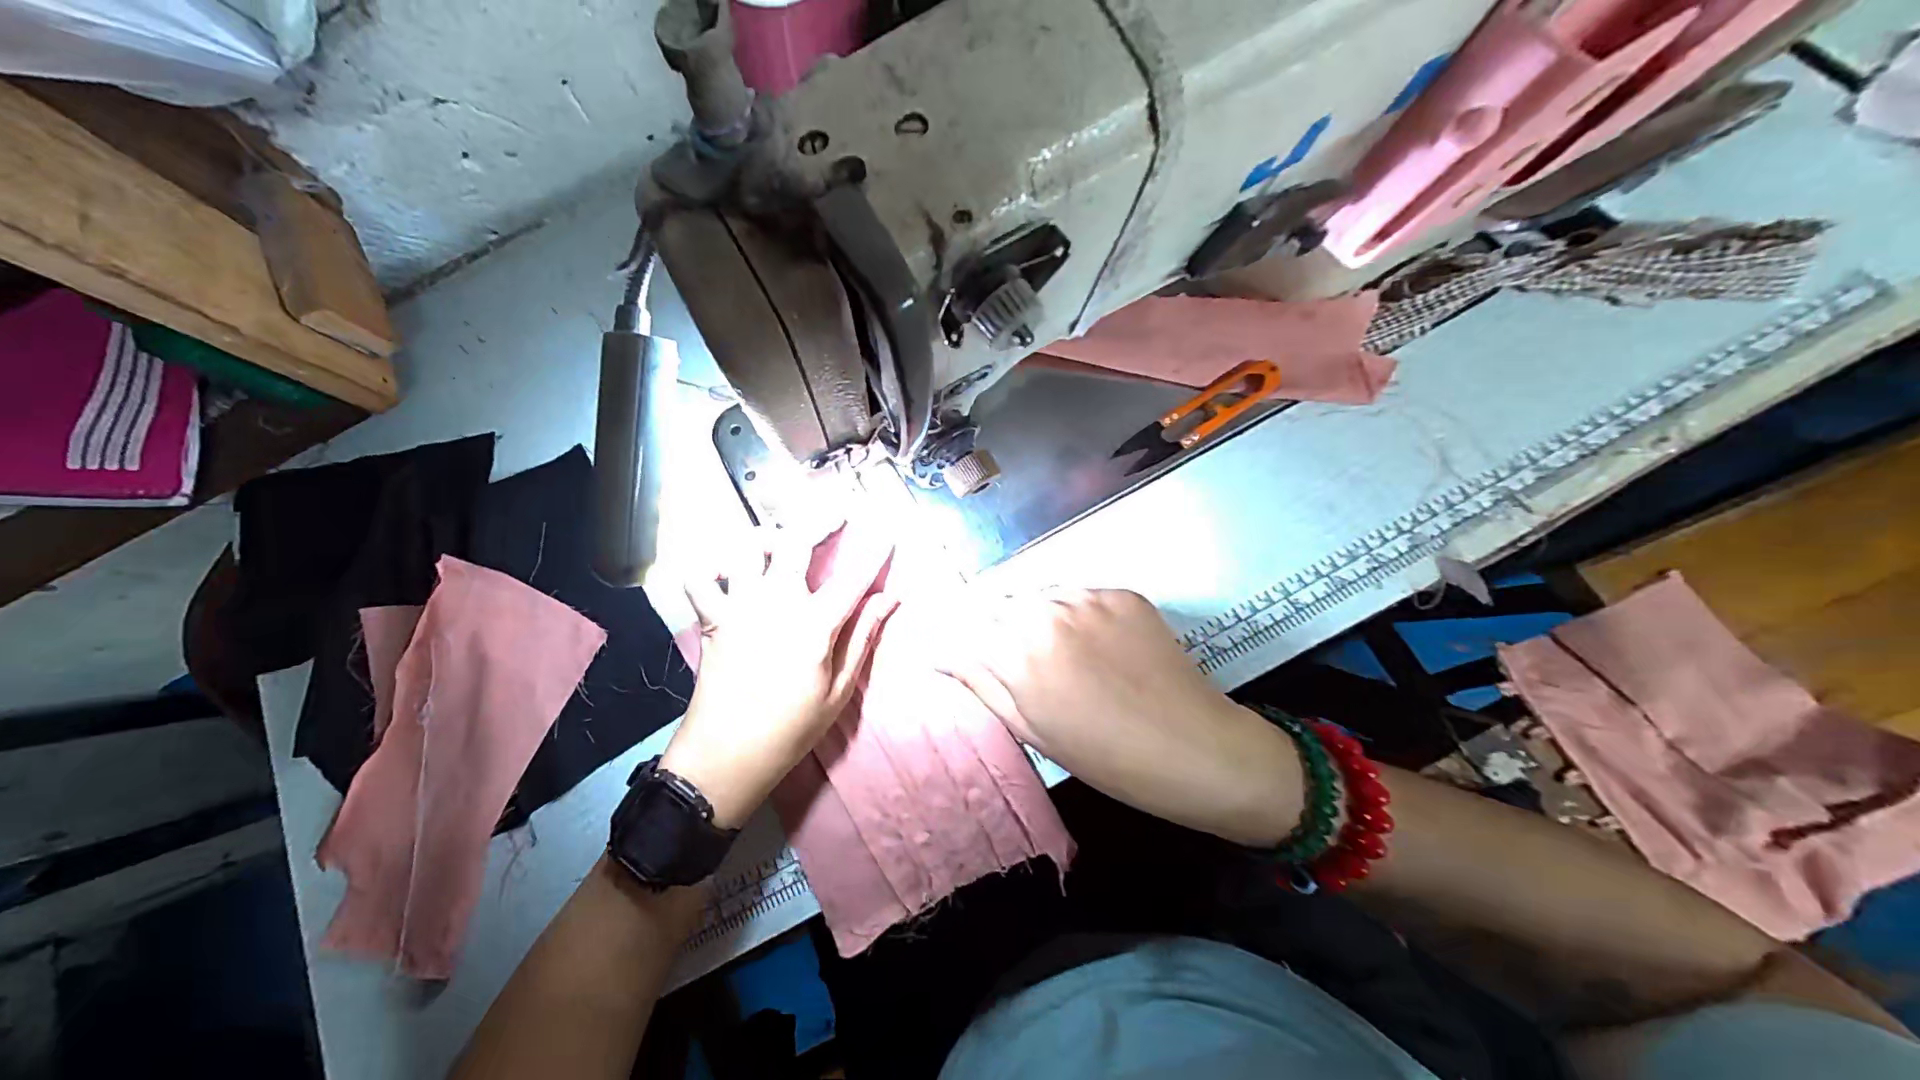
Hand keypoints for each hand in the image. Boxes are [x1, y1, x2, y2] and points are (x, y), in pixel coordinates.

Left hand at [660, 521, 896, 826]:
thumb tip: (888, 599)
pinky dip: (710, 567)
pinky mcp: (712, 619)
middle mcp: (775, 603)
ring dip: (766, 537)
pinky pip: (699, 579)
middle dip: (820, 519)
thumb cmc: (790, 729)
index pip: (852, 577)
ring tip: (780, 540)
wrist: (726, 755)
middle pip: (796, 542)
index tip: (887, 531)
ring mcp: (739, 607)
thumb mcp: (838, 690)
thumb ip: (862, 638)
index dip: (874, 552)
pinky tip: (726, 570)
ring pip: (746, 549)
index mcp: (813, 625)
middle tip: (838, 513)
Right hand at [940, 588, 1303, 846]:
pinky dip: (1075, 615)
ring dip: (1036, 620)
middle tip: (1021, 666)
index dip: (962, 645)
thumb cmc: (1106, 757)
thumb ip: (982, 683)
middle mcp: (1048, 612)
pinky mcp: (1123, 593)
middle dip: (998, 630)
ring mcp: (1089, 597)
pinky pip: (1079, 596)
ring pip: (1040, 597)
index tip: (968, 661)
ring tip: (1063, 657)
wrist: (1195, 748)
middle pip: (1000, 606)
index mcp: (1018, 652)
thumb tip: (943, 656)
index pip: (964, 628)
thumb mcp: (1031, 729)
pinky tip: (1096, 647)